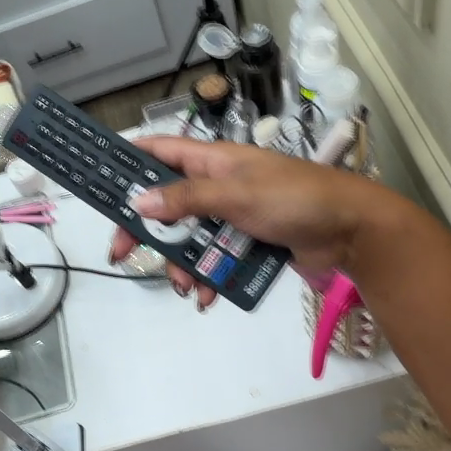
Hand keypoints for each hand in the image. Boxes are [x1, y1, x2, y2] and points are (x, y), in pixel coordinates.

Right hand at [108, 137, 397, 308]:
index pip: (160, 152)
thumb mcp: (235, 194)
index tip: (100, 180)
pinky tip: (210, 298)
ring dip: (183, 265)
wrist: (350, 231)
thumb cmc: (293, 199)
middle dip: (148, 231)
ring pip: (191, 240)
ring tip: (187, 288)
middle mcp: (218, 185)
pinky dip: (210, 279)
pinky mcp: (248, 243)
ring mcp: (233, 216)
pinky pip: (217, 261)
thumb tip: (139, 201)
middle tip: (123, 255)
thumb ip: (187, 199)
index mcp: (213, 160)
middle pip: (168, 205)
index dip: (129, 161)